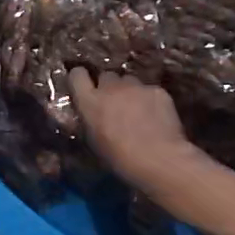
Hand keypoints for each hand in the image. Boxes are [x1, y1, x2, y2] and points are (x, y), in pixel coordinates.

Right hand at [69, 69, 201, 189]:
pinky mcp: (157, 90)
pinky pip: (149, 90)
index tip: (84, 86)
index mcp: (90, 102)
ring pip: (129, 81)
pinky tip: (155, 116)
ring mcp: (136, 86)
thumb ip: (89, 121)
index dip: (80, 78)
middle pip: (106, 76)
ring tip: (136, 110)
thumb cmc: (120, 158)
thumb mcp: (94, 142)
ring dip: (129, 92)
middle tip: (114, 104)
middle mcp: (111, 88)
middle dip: (108, 87)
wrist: (158, 159)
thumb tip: (90, 115)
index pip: (77, 75)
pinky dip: (150, 100)